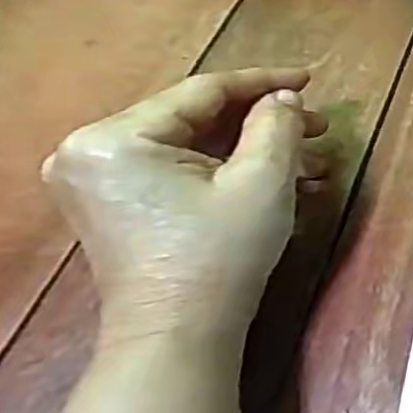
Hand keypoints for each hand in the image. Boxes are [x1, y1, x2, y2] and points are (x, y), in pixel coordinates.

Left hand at [41, 68, 329, 351]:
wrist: (180, 332)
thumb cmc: (221, 250)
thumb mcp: (262, 180)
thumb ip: (277, 126)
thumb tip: (285, 98)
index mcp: (115, 138)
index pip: (202, 92)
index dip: (264, 83)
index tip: (311, 80)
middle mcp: (92, 151)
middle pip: (197, 118)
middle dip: (265, 121)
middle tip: (320, 128)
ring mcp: (98, 181)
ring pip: (194, 145)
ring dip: (255, 148)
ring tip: (312, 162)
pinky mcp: (116, 205)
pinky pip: (180, 169)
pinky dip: (229, 169)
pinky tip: (280, 180)